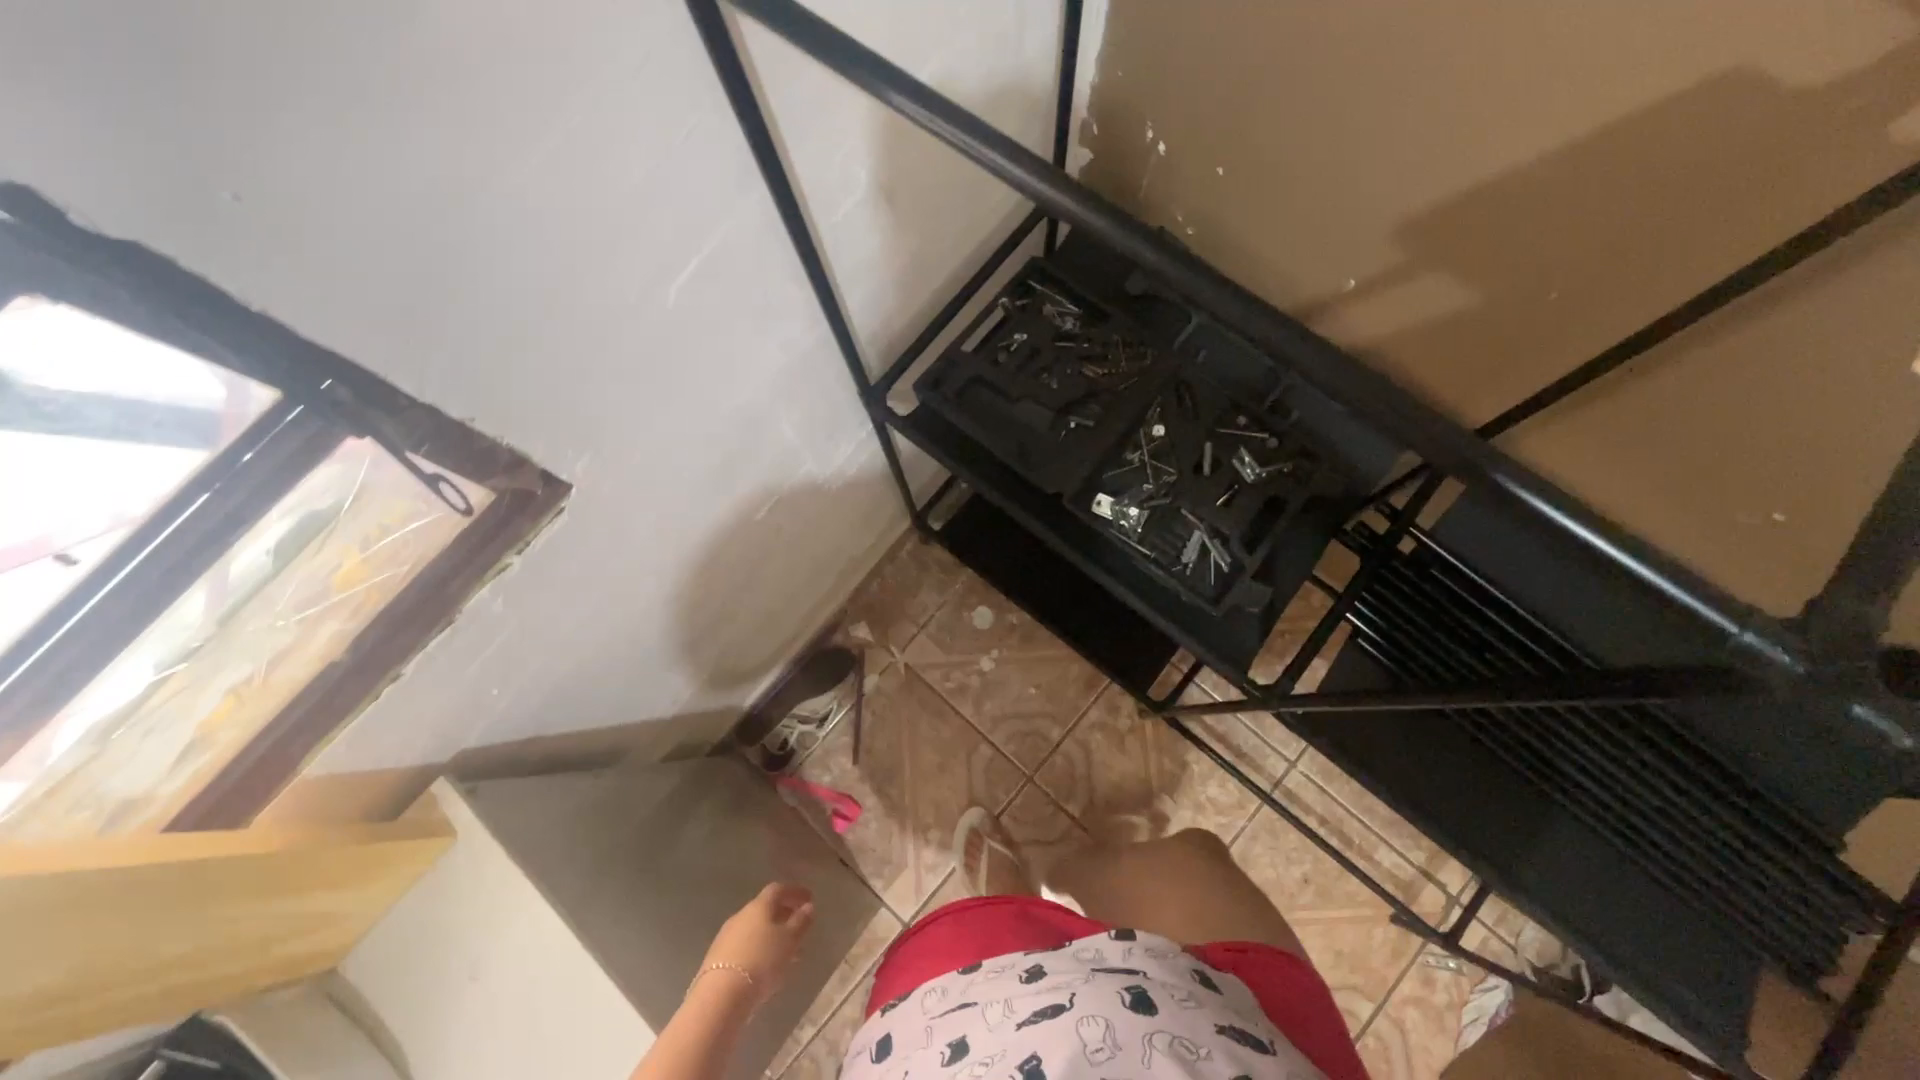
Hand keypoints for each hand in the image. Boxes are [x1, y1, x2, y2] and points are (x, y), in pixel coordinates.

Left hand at [700, 883, 814, 1003]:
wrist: (721, 995)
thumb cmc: (762, 961)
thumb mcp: (790, 940)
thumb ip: (801, 922)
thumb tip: (808, 906)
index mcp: (759, 906)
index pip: (777, 889)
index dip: (794, 892)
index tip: (809, 898)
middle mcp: (740, 915)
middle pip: (765, 909)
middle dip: (784, 915)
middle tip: (800, 926)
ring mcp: (726, 936)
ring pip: (755, 929)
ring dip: (772, 935)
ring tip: (788, 951)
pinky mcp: (718, 957)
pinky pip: (745, 945)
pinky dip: (760, 948)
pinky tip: (767, 964)